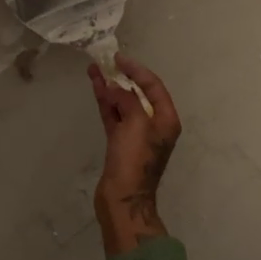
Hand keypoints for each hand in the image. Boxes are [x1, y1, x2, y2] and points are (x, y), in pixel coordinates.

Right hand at [89, 55, 181, 256]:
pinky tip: (96, 89)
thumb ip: (127, 100)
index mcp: (166, 119)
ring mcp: (136, 134)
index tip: (119, 59)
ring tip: (94, 70)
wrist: (123, 200)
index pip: (154, 86)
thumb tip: (115, 88)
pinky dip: (105, 103)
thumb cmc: (135, 160)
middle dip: (122, 77)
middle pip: (138, 94)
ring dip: (110, 88)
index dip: (137, 71)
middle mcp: (154, 125)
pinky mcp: (120, 143)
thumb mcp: (136, 124)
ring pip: (123, 104)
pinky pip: (113, 116)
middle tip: (106, 61)